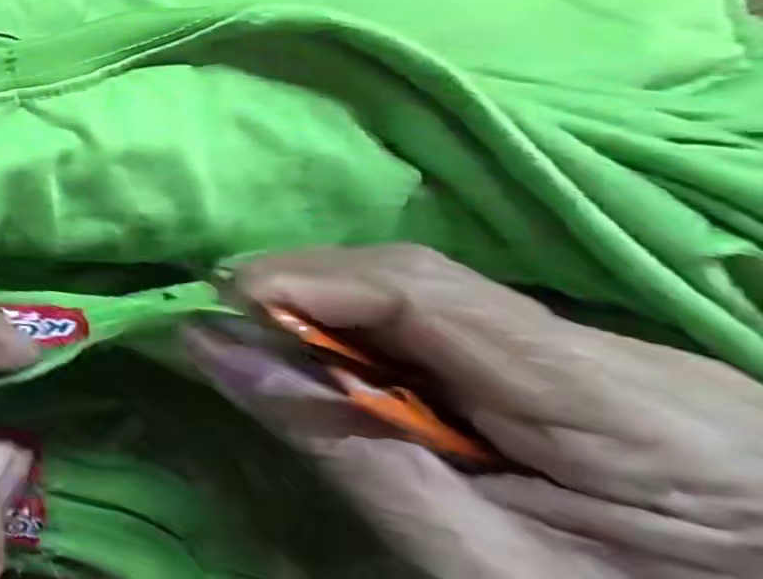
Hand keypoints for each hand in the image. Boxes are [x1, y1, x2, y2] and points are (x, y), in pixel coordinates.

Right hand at [189, 244, 762, 578]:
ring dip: (334, 313)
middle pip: (418, 278)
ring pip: (425, 291)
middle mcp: (613, 350)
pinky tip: (351, 372)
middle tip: (231, 330)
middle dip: (308, 292)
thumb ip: (345, 448)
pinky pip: (448, 321)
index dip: (305, 280)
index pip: (424, 291)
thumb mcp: (481, 566)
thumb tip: (209, 346)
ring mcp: (601, 351)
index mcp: (619, 405)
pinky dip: (375, 337)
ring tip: (277, 351)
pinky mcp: (581, 364)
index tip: (219, 305)